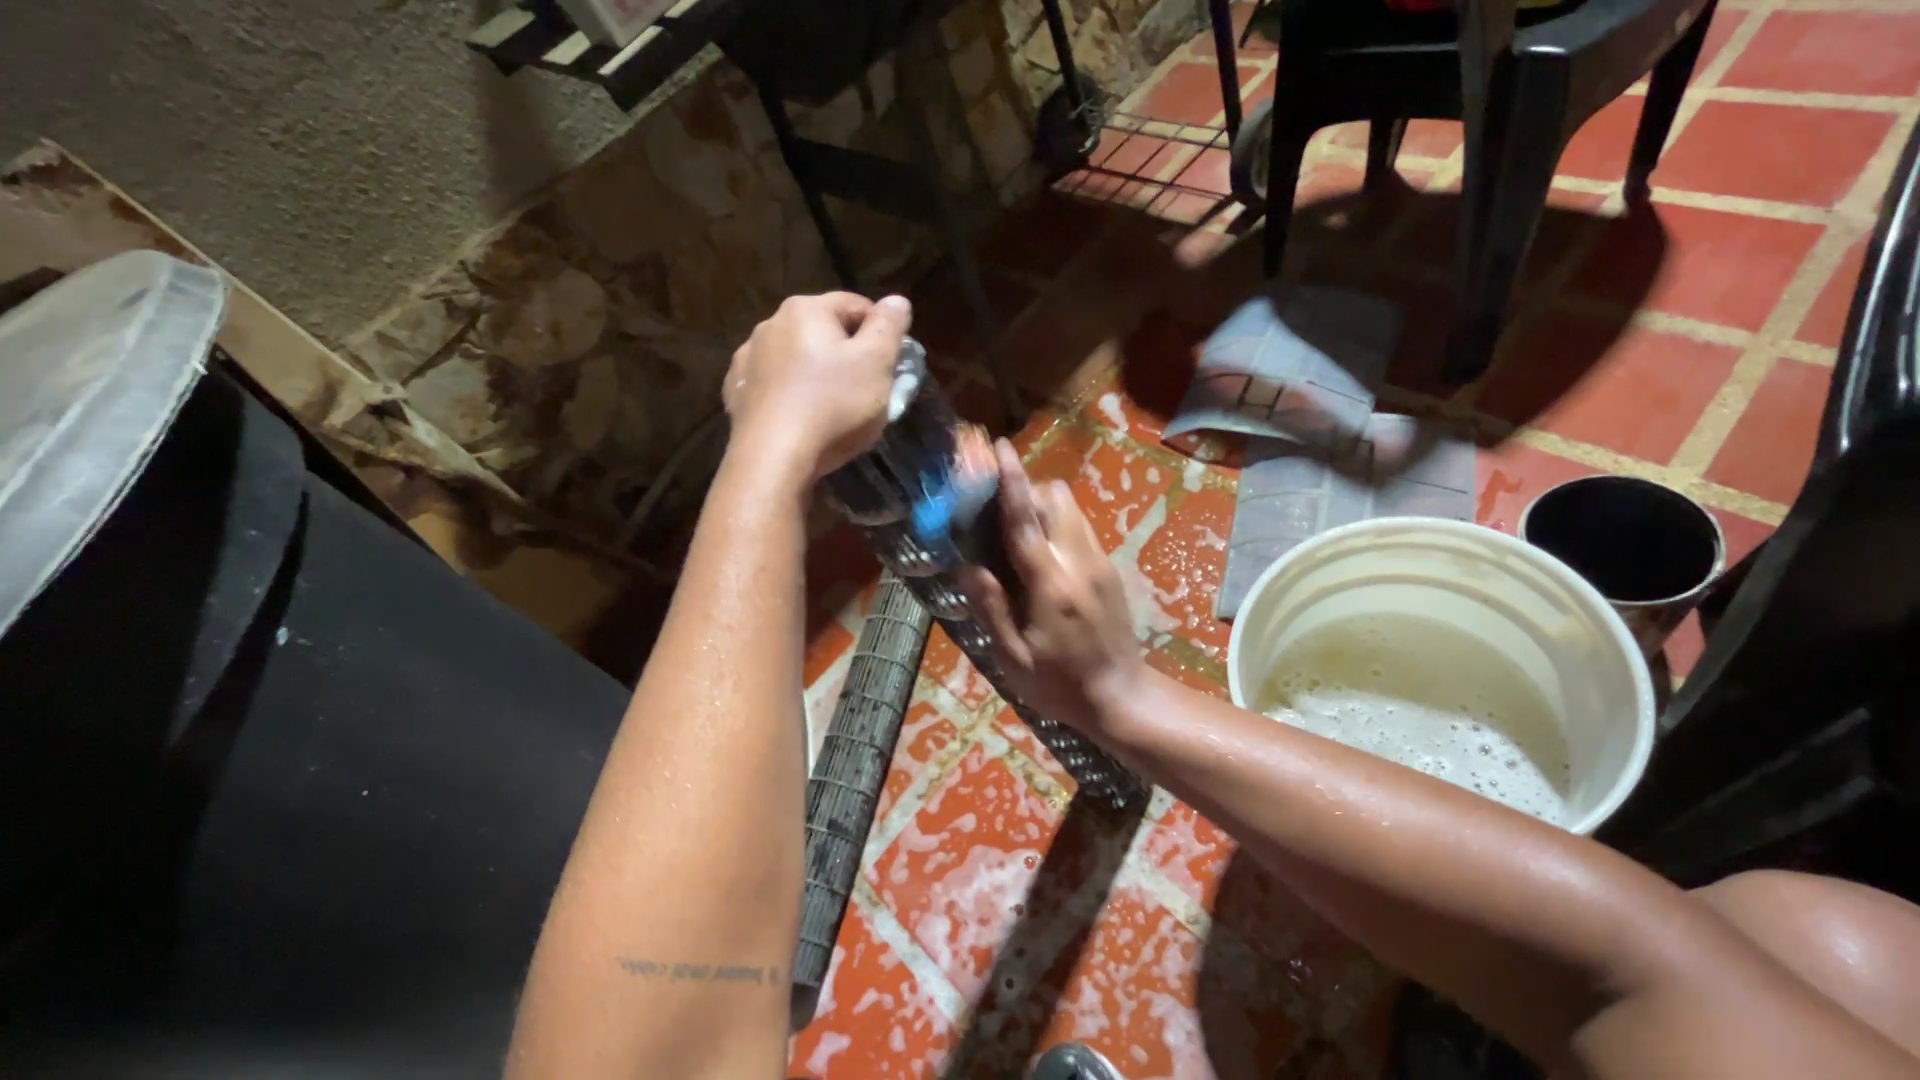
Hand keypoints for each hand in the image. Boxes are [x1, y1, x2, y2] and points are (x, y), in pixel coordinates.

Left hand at [722, 292, 912, 484]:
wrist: (773, 458)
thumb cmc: (833, 405)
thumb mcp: (876, 363)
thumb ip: (889, 326)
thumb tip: (896, 300)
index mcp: (806, 309)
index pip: (856, 306)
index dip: (881, 332)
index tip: (891, 363)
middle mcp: (770, 324)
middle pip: (822, 332)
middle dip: (846, 354)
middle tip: (866, 389)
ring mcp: (748, 359)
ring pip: (795, 358)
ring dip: (815, 373)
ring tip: (831, 408)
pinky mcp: (736, 393)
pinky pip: (773, 385)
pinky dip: (789, 394)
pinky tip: (800, 418)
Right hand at [959, 440, 1145, 736]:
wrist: (1122, 697)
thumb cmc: (1059, 685)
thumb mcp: (1014, 658)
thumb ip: (991, 609)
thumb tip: (970, 567)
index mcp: (1051, 585)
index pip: (1026, 521)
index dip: (1011, 481)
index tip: (1000, 447)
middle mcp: (1079, 563)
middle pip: (1055, 499)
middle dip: (1024, 492)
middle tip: (997, 514)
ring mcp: (1100, 563)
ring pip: (1071, 508)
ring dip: (1042, 506)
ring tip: (1017, 533)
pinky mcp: (1110, 570)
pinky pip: (1081, 527)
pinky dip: (1058, 524)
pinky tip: (1041, 555)